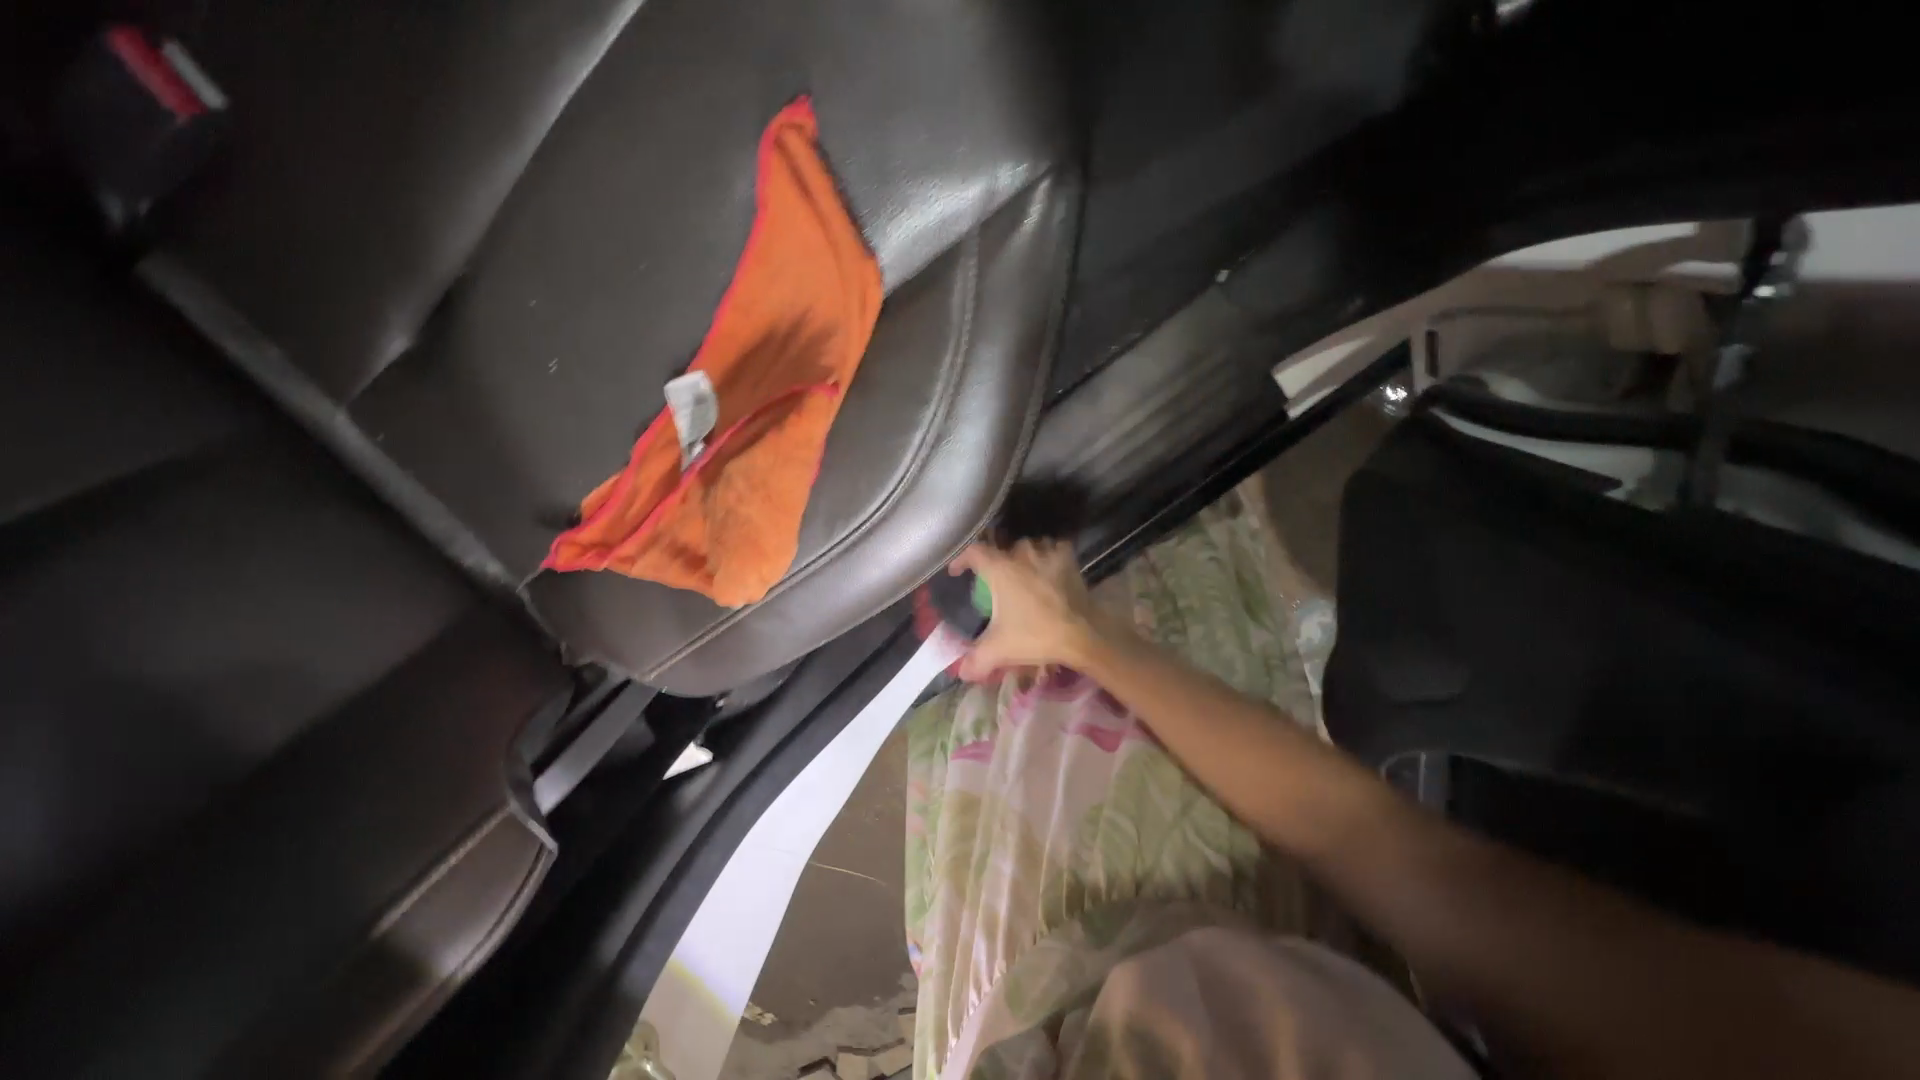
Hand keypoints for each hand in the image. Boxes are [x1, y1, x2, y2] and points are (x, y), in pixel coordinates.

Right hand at [948, 539, 1103, 680]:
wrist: (1081, 634)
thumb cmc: (1035, 636)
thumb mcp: (999, 650)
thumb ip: (976, 660)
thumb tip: (962, 673)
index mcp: (1000, 570)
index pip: (974, 553)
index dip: (962, 560)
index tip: (957, 572)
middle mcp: (1022, 555)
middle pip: (1003, 550)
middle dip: (996, 562)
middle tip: (994, 580)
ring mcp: (1047, 554)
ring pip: (1030, 547)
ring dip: (1023, 557)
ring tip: (1022, 573)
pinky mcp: (1068, 560)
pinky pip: (1054, 549)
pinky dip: (1049, 555)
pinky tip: (1048, 567)